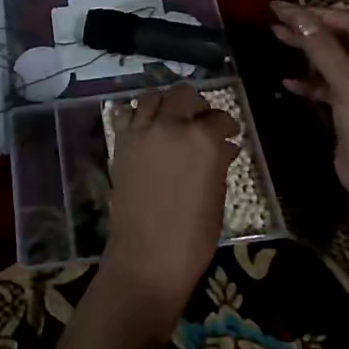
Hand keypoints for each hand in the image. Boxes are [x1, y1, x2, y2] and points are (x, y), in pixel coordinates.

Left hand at [102, 84, 240, 316]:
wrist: (147, 253)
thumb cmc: (193, 232)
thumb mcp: (215, 194)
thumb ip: (217, 162)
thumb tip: (224, 146)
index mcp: (201, 139)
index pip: (219, 117)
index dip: (226, 125)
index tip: (229, 133)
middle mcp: (169, 126)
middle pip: (182, 94)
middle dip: (196, 103)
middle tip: (201, 120)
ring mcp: (140, 133)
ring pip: (151, 96)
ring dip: (164, 103)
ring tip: (172, 119)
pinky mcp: (120, 144)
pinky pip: (125, 114)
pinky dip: (136, 114)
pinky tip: (146, 127)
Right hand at [272, 3, 348, 217]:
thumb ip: (324, 51)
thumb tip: (298, 17)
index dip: (320, 15)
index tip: (285, 9)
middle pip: (347, 41)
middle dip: (312, 32)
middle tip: (276, 22)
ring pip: (337, 63)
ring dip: (309, 56)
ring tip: (278, 41)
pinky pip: (333, 88)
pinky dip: (312, 84)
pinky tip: (289, 83)